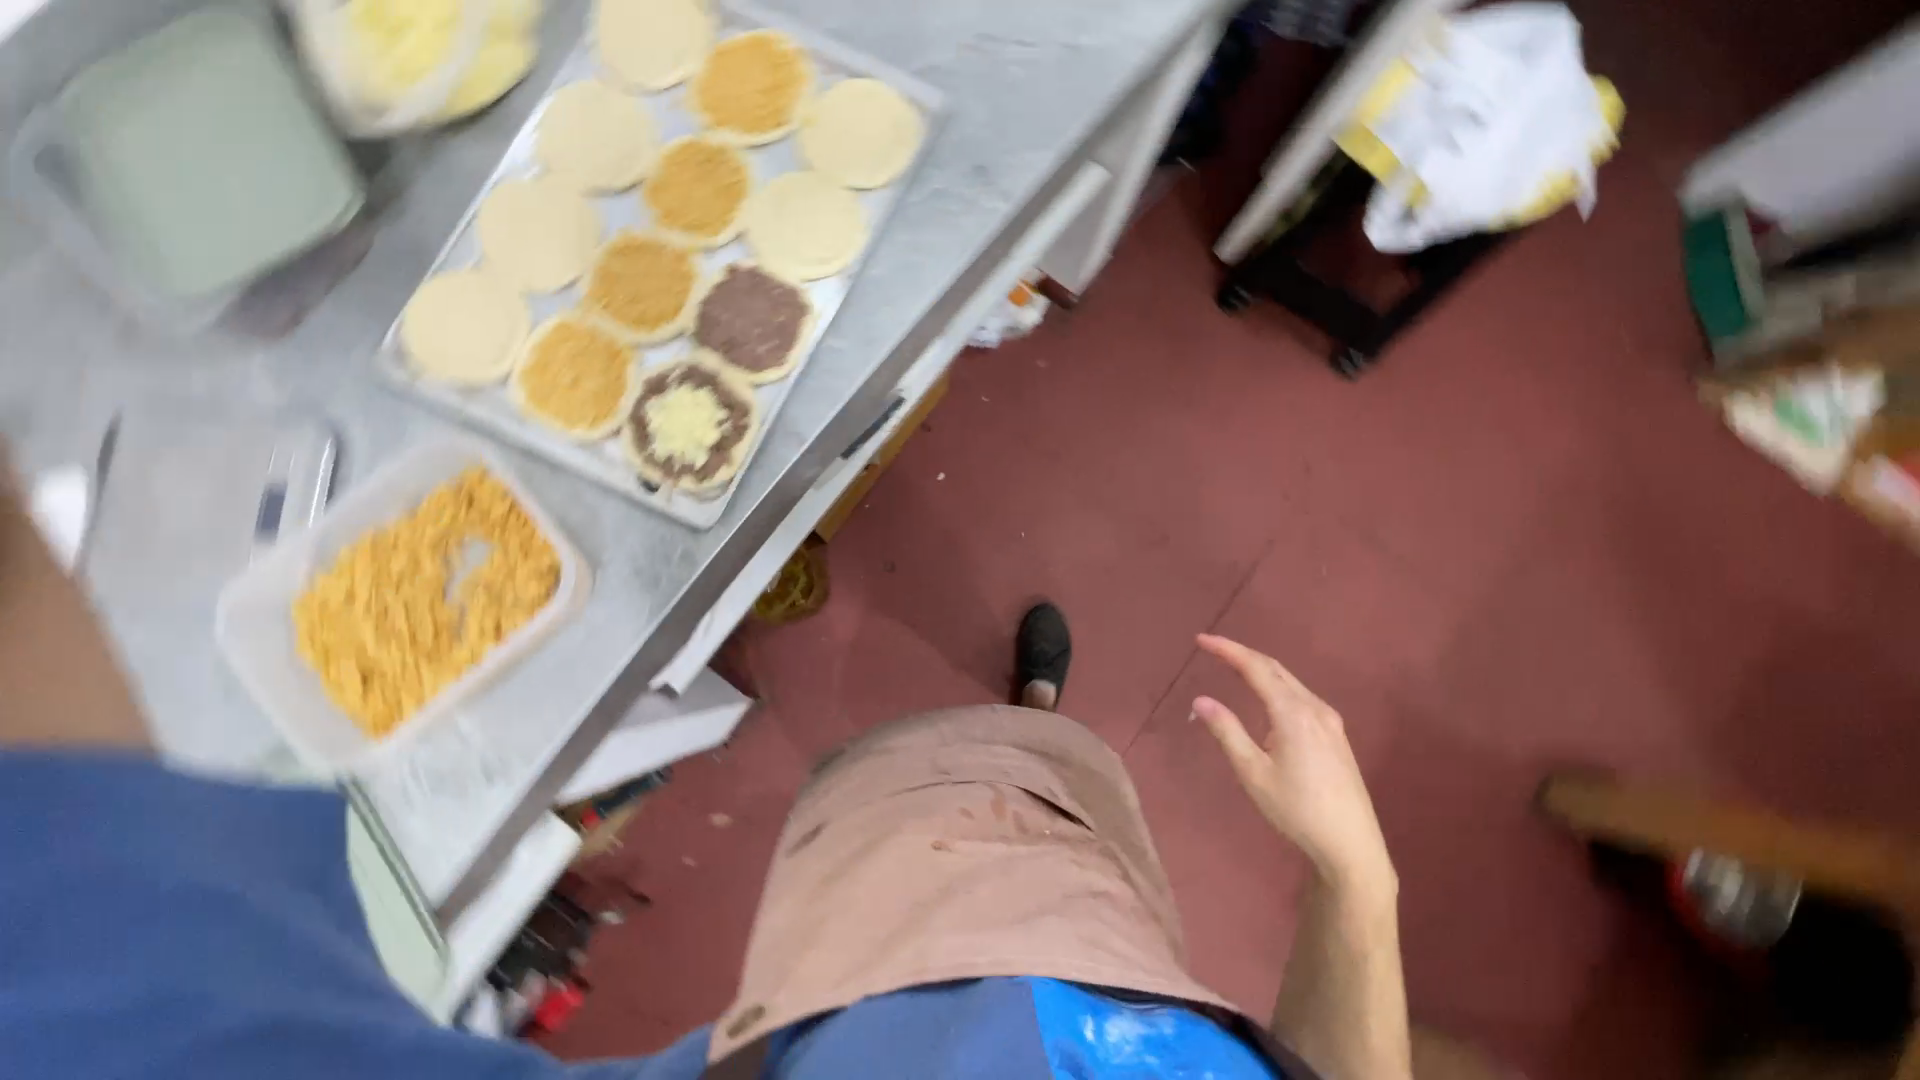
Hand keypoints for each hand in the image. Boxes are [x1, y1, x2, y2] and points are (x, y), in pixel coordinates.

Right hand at [1193, 634, 1394, 902]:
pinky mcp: (1336, 735)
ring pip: (1290, 682)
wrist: (1351, 844)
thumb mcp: (1253, 773)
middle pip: (1275, 669)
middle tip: (1212, 648)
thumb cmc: (1296, 810)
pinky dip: (1277, 686)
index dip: (1228, 650)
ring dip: (1261, 670)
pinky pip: (1301, 697)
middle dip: (1243, 655)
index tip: (1202, 641)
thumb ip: (1227, 732)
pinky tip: (1266, 698)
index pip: (1256, 668)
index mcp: (1293, 714)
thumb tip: (1201, 700)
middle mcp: (1315, 708)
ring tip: (1233, 667)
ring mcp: (1330, 721)